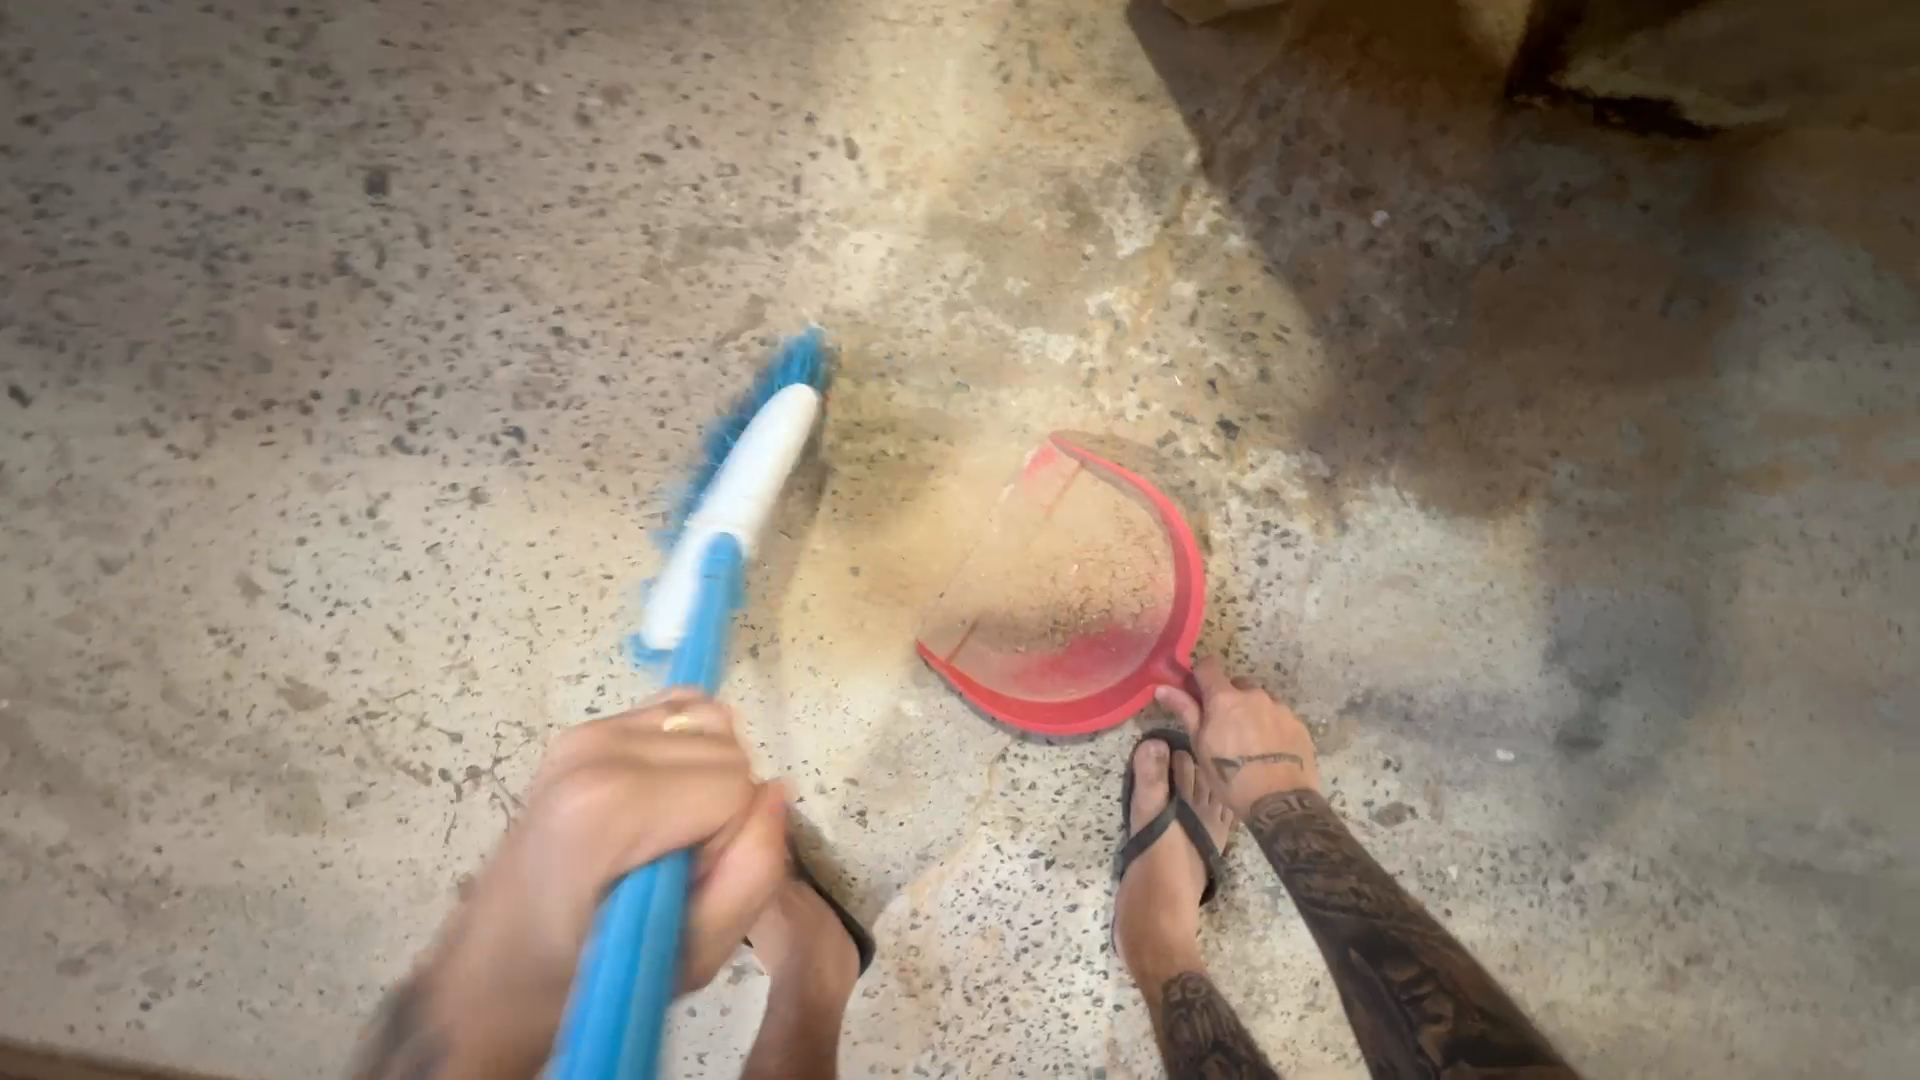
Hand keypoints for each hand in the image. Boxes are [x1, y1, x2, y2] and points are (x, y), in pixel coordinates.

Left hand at [416, 690, 787, 1075]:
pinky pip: (685, 708)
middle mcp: (595, 749)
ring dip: (709, 779)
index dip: (727, 843)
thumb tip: (777, 791)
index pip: (736, 785)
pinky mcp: (588, 726)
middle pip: (728, 750)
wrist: (498, 968)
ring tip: (663, 832)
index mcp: (607, 806)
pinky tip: (662, 794)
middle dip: (722, 810)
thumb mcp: (690, 958)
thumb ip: (752, 875)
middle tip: (673, 864)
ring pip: (714, 724)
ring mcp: (588, 730)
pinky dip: (691, 749)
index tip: (682, 885)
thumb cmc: (591, 973)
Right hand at [1155, 656, 1319, 815]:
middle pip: (1237, 684)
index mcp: (1224, 698)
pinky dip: (1271, 725)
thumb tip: (1162, 687)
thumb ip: (1185, 711)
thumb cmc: (1230, 776)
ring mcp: (1280, 708)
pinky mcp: (1299, 724)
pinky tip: (1270, 749)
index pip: (1208, 665)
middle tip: (1225, 724)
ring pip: (1260, 700)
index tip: (1197, 687)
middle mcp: (1254, 695)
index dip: (1200, 673)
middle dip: (1229, 697)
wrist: (1281, 802)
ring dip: (1252, 711)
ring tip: (1251, 741)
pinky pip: (1279, 715)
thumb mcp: (1200, 746)